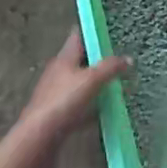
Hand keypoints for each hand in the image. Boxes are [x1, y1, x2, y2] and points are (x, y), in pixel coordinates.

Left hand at [16, 27, 129, 149]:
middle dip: (96, 58)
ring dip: (94, 83)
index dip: (91, 30)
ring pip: (79, 82)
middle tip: (116, 57)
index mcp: (64, 58)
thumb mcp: (92, 80)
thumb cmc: (64, 101)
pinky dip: (90, 105)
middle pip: (79, 59)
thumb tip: (128, 59)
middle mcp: (58, 72)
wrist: (38, 139)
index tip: (107, 28)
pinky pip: (78, 105)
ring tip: (114, 83)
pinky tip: (103, 111)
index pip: (78, 35)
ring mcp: (56, 94)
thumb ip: (111, 67)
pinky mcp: (57, 115)